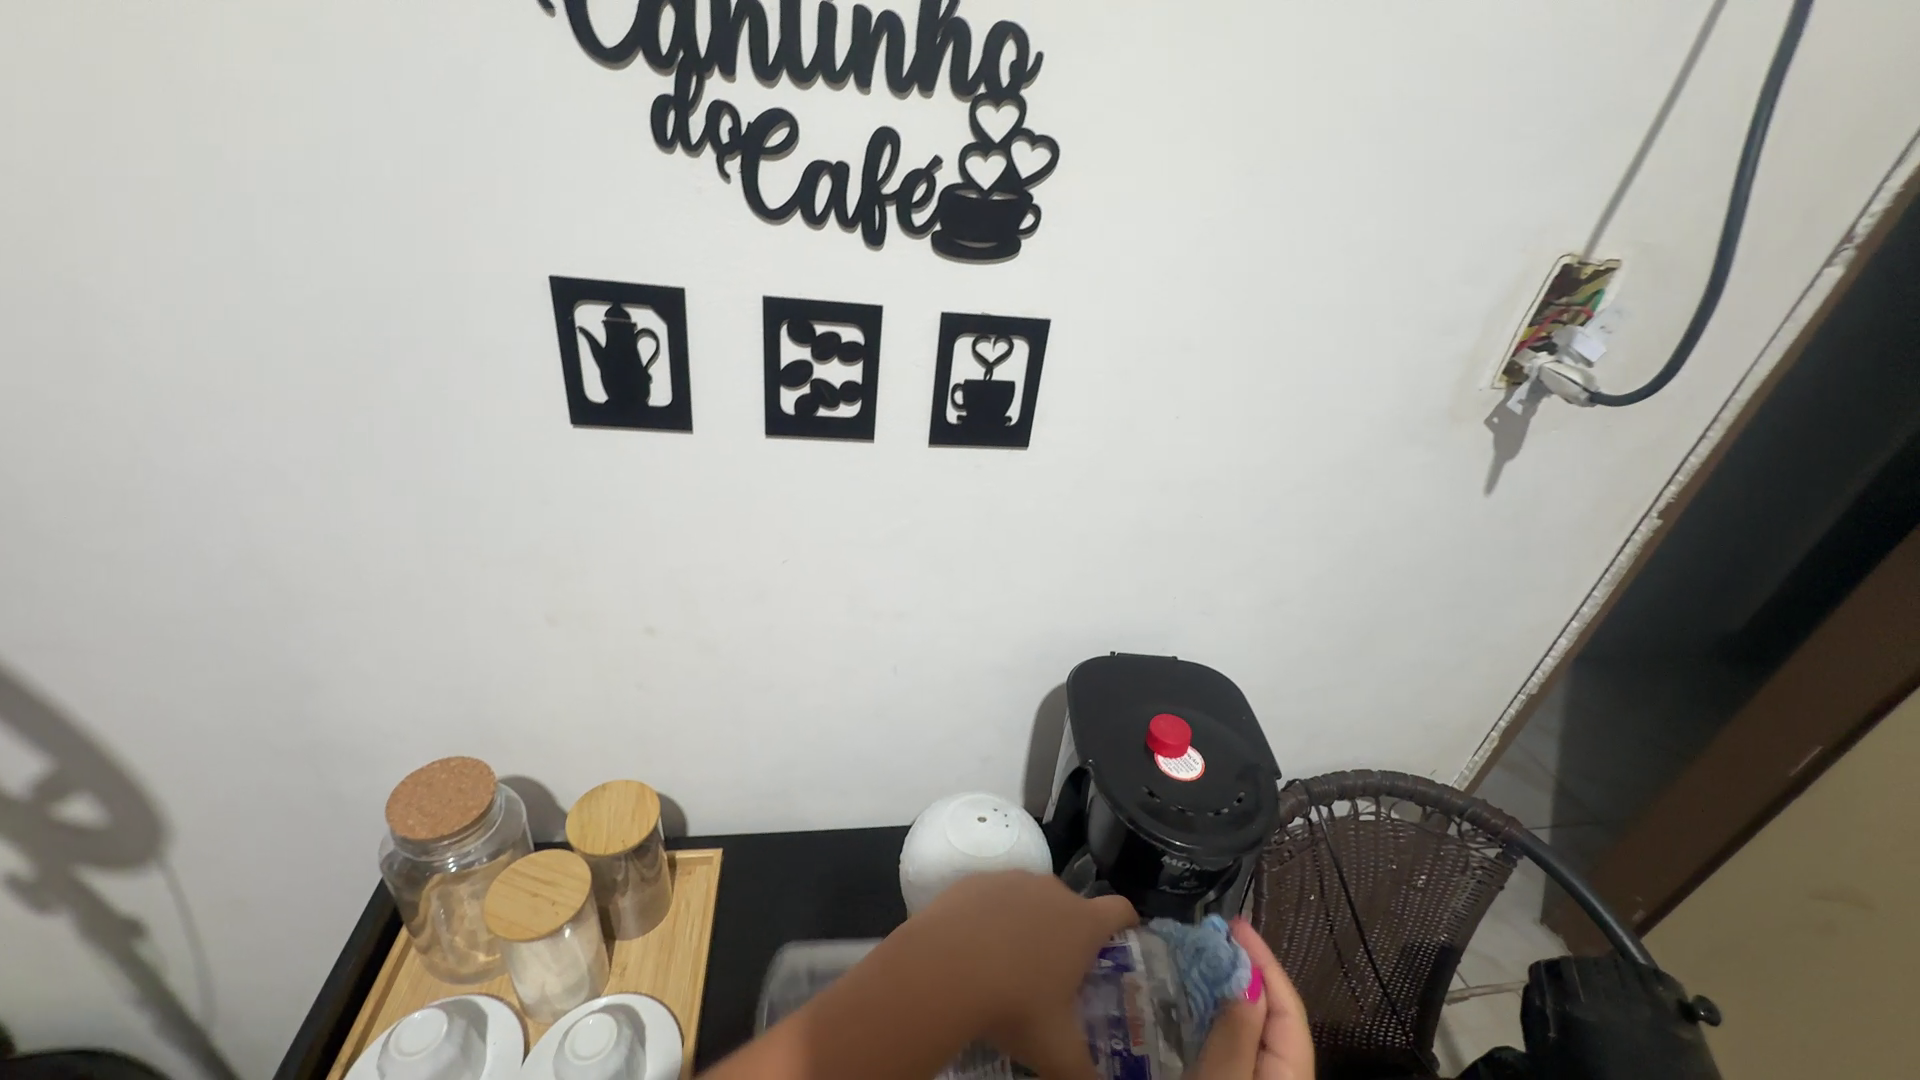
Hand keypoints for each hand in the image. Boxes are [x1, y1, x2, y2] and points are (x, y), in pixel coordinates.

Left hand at [891, 871, 1136, 1079]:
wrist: (941, 968)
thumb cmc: (1012, 1005)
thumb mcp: (1056, 1052)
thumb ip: (1084, 1075)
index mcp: (1083, 923)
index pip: (1121, 910)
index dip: (1126, 925)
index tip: (1121, 942)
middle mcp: (1052, 891)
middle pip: (1073, 905)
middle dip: (1070, 933)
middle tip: (1058, 972)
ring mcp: (1012, 880)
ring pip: (1031, 897)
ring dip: (1029, 921)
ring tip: (1011, 962)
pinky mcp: (975, 880)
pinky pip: (993, 895)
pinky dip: (991, 914)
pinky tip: (975, 947)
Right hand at [1189, 917, 1314, 1079]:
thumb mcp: (1224, 1077)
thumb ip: (1237, 1031)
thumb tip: (1246, 974)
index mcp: (1293, 1071)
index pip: (1287, 1005)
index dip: (1263, 960)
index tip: (1235, 923)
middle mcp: (1283, 1073)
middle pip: (1272, 1013)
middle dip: (1246, 970)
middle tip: (1214, 934)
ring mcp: (1258, 1077)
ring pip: (1250, 1026)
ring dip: (1228, 991)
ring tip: (1201, 958)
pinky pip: (1234, 1044)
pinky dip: (1217, 1017)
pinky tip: (1195, 1001)